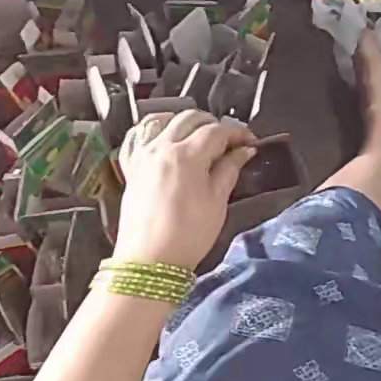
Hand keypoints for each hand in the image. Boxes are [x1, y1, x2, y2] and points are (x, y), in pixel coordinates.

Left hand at [113, 109, 255, 269]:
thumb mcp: (217, 203)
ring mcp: (142, 156)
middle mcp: (161, 148)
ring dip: (182, 122)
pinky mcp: (131, 169)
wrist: (150, 262)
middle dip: (213, 125)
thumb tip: (243, 151)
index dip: (237, 133)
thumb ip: (229, 170)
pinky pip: (138, 137)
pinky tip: (162, 138)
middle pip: (189, 118)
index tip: (250, 142)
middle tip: (228, 142)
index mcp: (186, 155)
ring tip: (197, 136)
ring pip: (162, 120)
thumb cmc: (187, 236)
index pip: (216, 131)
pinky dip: (152, 130)